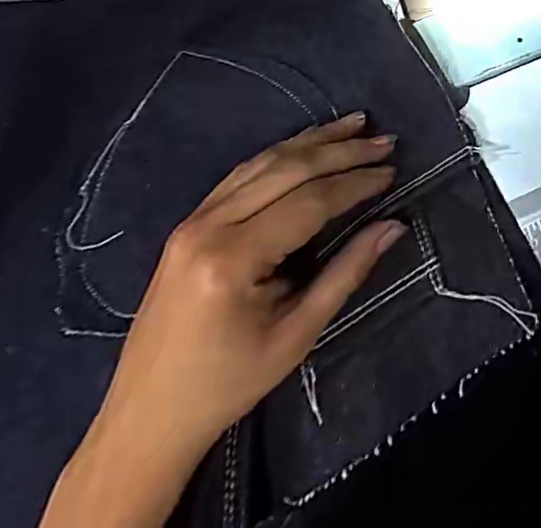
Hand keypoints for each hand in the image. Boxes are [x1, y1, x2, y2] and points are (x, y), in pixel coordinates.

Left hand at [43, 114, 405, 527]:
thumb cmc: (229, 382)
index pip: (310, 202)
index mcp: (233, 260)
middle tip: (386, 141)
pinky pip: (242, 175)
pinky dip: (282, 153)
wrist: (146, 416)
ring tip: (356, 124)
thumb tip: (394, 226)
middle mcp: (207, 228)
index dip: (356, 182)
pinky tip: (308, 144)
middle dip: (342, 151)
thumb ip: (347, 272)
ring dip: (314, 140)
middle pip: (287, 170)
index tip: (393, 171)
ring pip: (263, 162)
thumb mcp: (298, 334)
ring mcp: (192, 222)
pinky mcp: (188, 225)